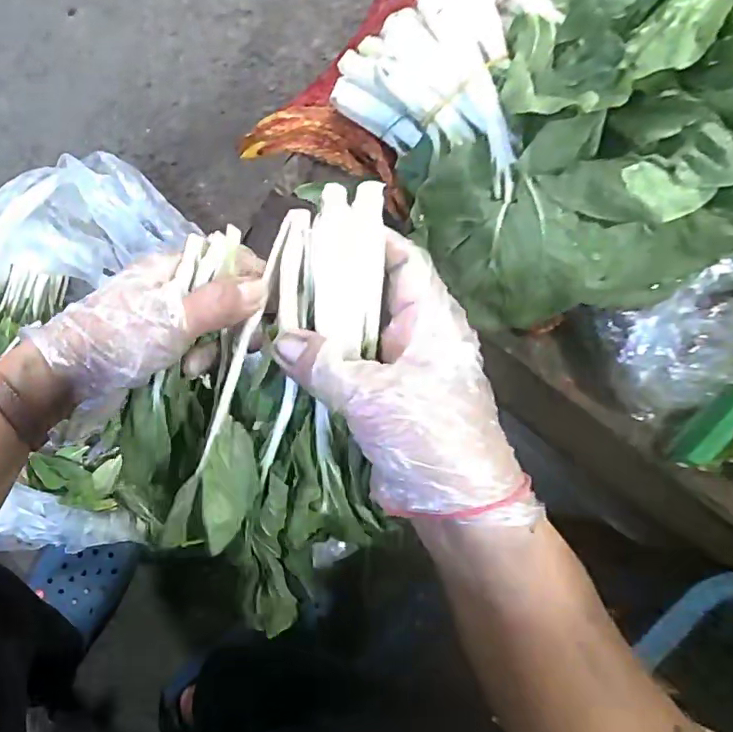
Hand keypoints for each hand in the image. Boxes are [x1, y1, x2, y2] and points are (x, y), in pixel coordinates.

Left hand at [24, 248, 268, 401]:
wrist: (66, 374)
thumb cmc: (119, 340)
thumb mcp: (173, 320)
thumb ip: (219, 303)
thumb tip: (265, 286)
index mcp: (173, 266)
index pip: (229, 259)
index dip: (254, 283)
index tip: (268, 315)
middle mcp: (170, 284)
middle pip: (223, 294)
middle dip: (232, 324)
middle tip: (235, 351)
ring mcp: (162, 314)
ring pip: (209, 324)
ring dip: (211, 347)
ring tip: (194, 369)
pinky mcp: (155, 341)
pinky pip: (189, 344)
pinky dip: (194, 358)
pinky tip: (185, 373)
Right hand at [269, 232, 540, 525]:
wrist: (454, 503)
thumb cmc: (429, 436)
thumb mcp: (374, 397)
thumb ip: (324, 365)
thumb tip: (278, 338)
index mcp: (431, 323)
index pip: (405, 263)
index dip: (371, 241)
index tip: (330, 228)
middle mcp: (416, 339)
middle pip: (373, 296)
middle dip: (333, 281)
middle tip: (288, 269)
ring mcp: (398, 371)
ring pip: (356, 334)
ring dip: (322, 325)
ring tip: (278, 307)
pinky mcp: (380, 400)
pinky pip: (347, 369)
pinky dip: (321, 361)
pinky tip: (288, 357)